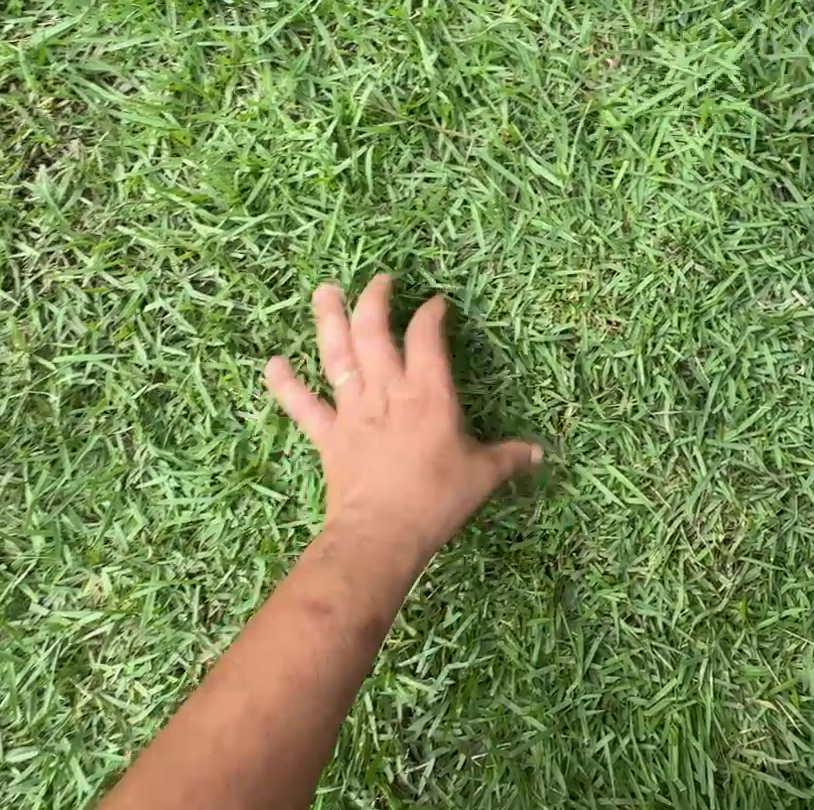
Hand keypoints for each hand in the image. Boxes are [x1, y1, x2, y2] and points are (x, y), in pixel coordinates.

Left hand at [263, 275, 541, 566]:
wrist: (381, 534)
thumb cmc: (436, 499)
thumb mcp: (482, 476)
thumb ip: (510, 457)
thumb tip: (541, 454)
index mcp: (428, 393)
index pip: (427, 337)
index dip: (431, 314)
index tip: (436, 303)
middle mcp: (387, 390)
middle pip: (374, 332)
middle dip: (375, 300)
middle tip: (378, 280)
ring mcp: (352, 410)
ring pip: (337, 355)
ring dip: (329, 320)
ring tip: (324, 291)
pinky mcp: (328, 435)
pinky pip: (303, 405)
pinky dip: (286, 384)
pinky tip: (273, 362)